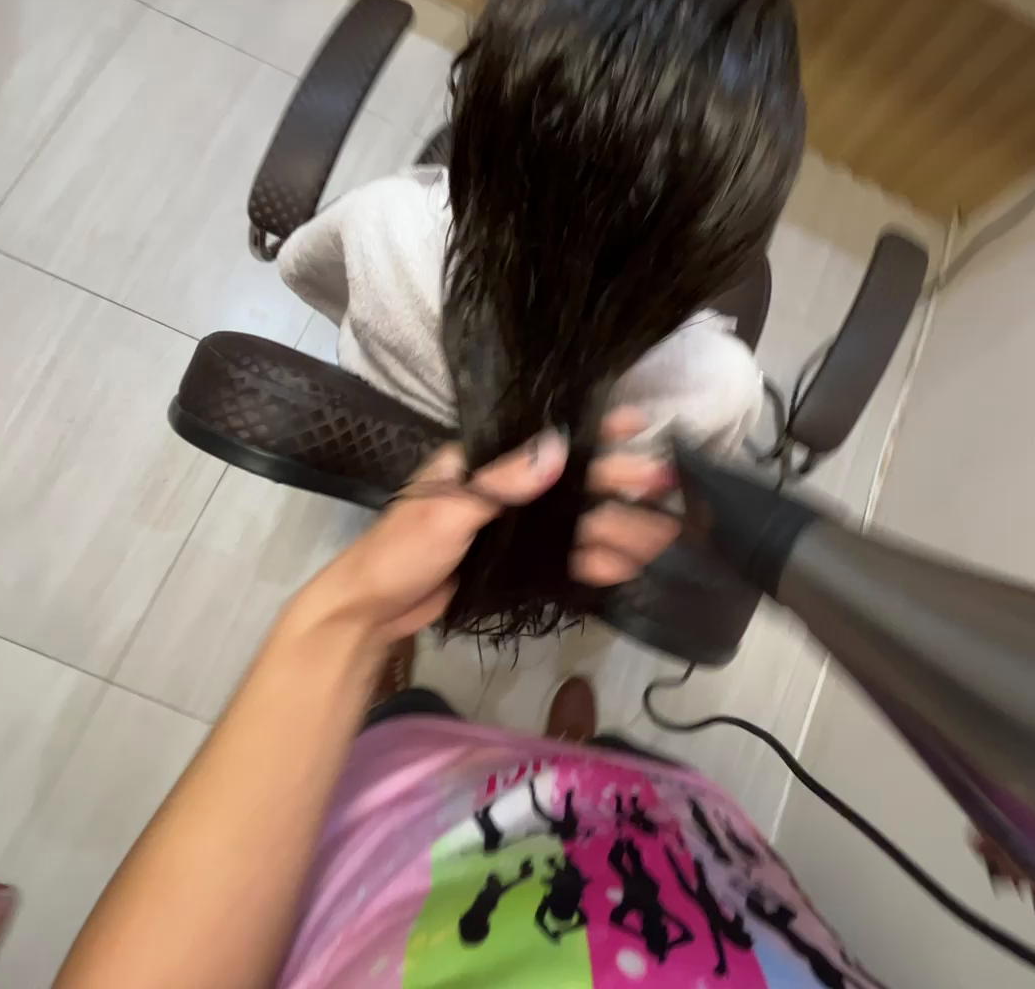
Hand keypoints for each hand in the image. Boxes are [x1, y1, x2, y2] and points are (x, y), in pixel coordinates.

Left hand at [282, 408, 680, 643]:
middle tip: (661, 483)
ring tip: (656, 534)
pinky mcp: (518, 563)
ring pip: (576, 520)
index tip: (635, 423)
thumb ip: (502, 483)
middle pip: (573, 479)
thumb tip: (558, 447)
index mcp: (484, 462)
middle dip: (617, 480)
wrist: (373, 611)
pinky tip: (620, 566)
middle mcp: (507, 489)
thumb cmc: (400, 550)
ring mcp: (516, 528)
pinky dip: (593, 561)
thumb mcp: (447, 511)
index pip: (545, 436)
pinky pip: (564, 556)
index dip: (591, 428)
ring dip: (615, 525)